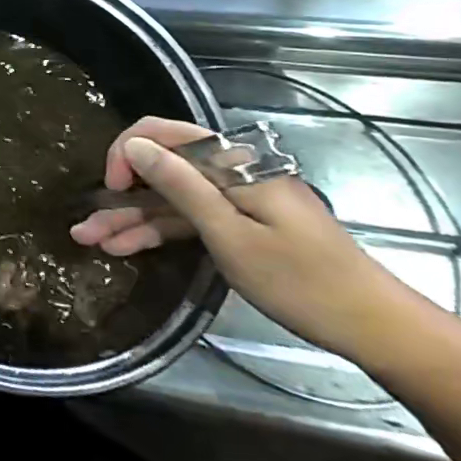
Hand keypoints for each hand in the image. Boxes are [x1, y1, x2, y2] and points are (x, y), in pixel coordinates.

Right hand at [70, 117, 423, 357]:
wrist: (374, 327)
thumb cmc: (302, 282)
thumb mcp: (232, 237)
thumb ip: (181, 186)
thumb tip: (136, 144)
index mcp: (233, 163)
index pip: (164, 133)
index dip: (128, 152)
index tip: (112, 188)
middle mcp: (229, 172)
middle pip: (162, 169)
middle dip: (120, 196)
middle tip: (85, 226)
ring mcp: (233, 199)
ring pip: (169, 199)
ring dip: (132, 219)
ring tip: (91, 240)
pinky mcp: (238, 223)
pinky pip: (188, 219)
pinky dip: (159, 232)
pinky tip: (125, 247)